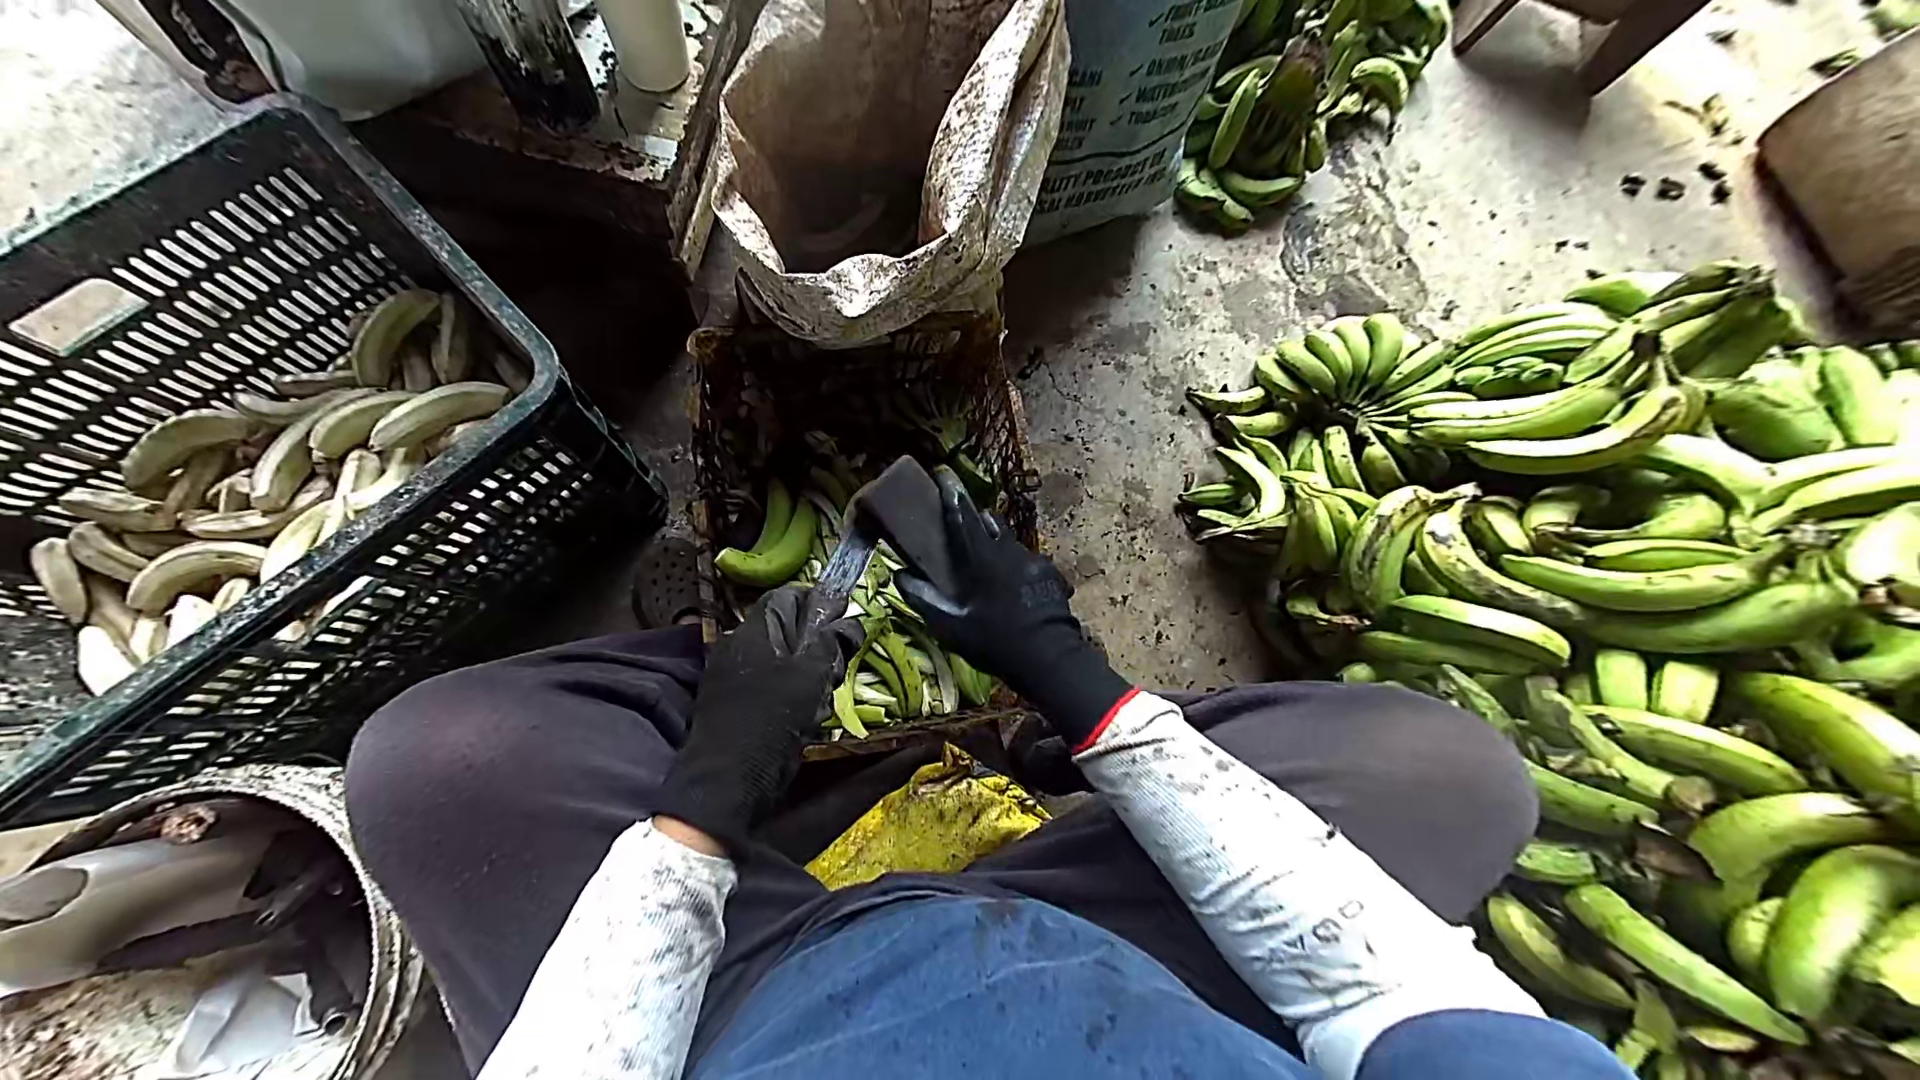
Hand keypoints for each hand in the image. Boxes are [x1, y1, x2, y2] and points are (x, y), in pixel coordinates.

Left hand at [654, 585, 862, 855]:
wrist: (726, 782)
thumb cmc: (771, 720)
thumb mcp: (812, 676)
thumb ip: (832, 642)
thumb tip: (852, 620)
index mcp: (754, 632)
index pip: (786, 596)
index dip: (817, 600)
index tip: (843, 617)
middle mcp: (737, 647)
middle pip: (785, 629)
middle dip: (816, 643)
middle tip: (837, 665)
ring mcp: (730, 676)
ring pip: (781, 659)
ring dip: (807, 672)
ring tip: (822, 697)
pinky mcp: (730, 704)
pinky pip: (769, 684)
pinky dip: (791, 693)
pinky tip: (805, 717)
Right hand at [896, 471, 1131, 747]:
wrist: (1050, 659)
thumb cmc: (994, 642)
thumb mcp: (951, 627)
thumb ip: (923, 599)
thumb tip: (899, 575)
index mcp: (982, 559)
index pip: (963, 517)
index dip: (951, 495)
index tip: (943, 474)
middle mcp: (1009, 551)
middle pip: (990, 523)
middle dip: (976, 516)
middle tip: (965, 520)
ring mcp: (1034, 561)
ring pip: (1011, 542)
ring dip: (998, 542)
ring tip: (989, 557)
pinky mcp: (1052, 575)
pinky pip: (1030, 562)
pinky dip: (1018, 566)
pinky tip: (1016, 585)